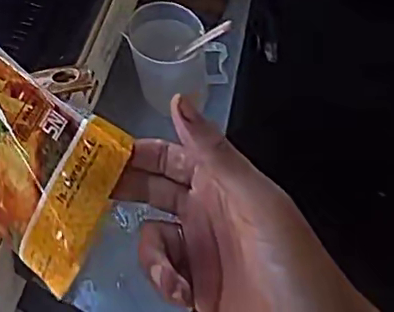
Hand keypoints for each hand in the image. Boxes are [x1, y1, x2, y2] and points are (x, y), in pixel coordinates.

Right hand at [113, 96, 374, 311]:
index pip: (169, 152)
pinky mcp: (196, 291)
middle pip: (153, 188)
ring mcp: (200, 252)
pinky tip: (176, 292)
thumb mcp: (255, 199)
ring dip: (150, 251)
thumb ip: (214, 152)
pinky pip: (161, 274)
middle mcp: (205, 209)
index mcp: (220, 179)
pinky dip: (160, 279)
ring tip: (166, 272)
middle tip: (96, 188)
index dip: (138, 148)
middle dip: (125, 186)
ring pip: (152, 235)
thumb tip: (180, 101)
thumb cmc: (297, 265)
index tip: (104, 147)